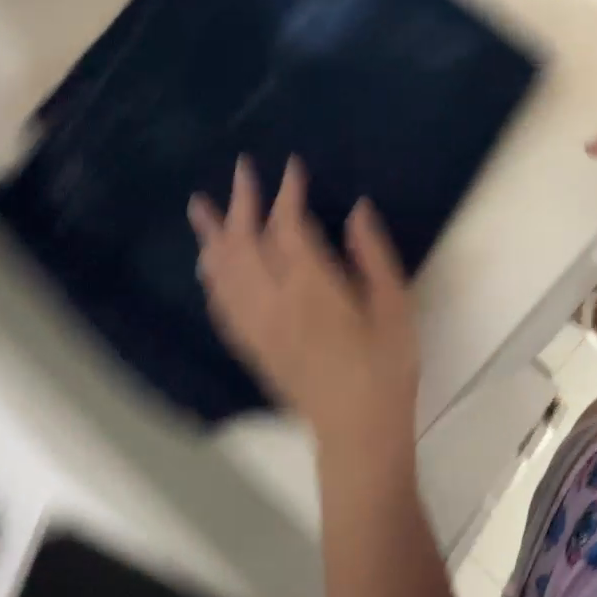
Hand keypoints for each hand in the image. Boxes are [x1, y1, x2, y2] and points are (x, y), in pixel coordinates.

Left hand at [189, 156, 418, 451]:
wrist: (357, 429)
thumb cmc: (386, 366)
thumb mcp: (395, 307)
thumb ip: (373, 256)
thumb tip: (356, 211)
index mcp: (311, 288)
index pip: (289, 228)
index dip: (288, 194)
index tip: (292, 167)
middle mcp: (274, 302)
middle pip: (246, 243)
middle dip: (242, 203)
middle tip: (241, 170)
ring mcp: (258, 327)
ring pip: (224, 272)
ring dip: (212, 236)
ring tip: (200, 208)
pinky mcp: (253, 347)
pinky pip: (222, 304)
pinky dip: (212, 277)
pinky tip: (209, 267)